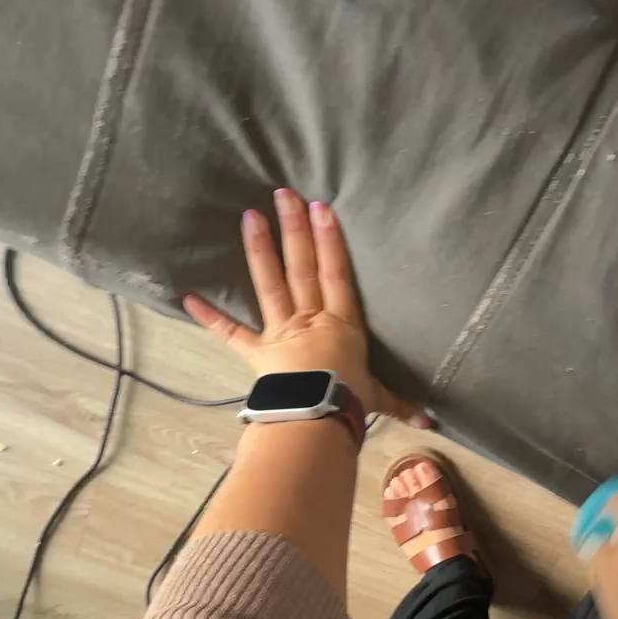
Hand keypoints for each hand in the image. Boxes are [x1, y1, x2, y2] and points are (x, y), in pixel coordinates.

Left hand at [183, 189, 428, 424]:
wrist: (316, 417)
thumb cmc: (350, 402)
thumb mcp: (380, 400)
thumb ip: (401, 404)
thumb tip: (430, 423)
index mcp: (342, 325)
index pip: (336, 275)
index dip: (329, 241)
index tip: (321, 209)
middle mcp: (310, 320)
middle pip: (301, 268)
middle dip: (295, 230)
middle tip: (284, 194)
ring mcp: (281, 333)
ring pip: (270, 284)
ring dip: (260, 250)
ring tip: (250, 215)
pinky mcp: (258, 353)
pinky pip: (232, 333)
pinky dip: (211, 317)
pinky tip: (187, 297)